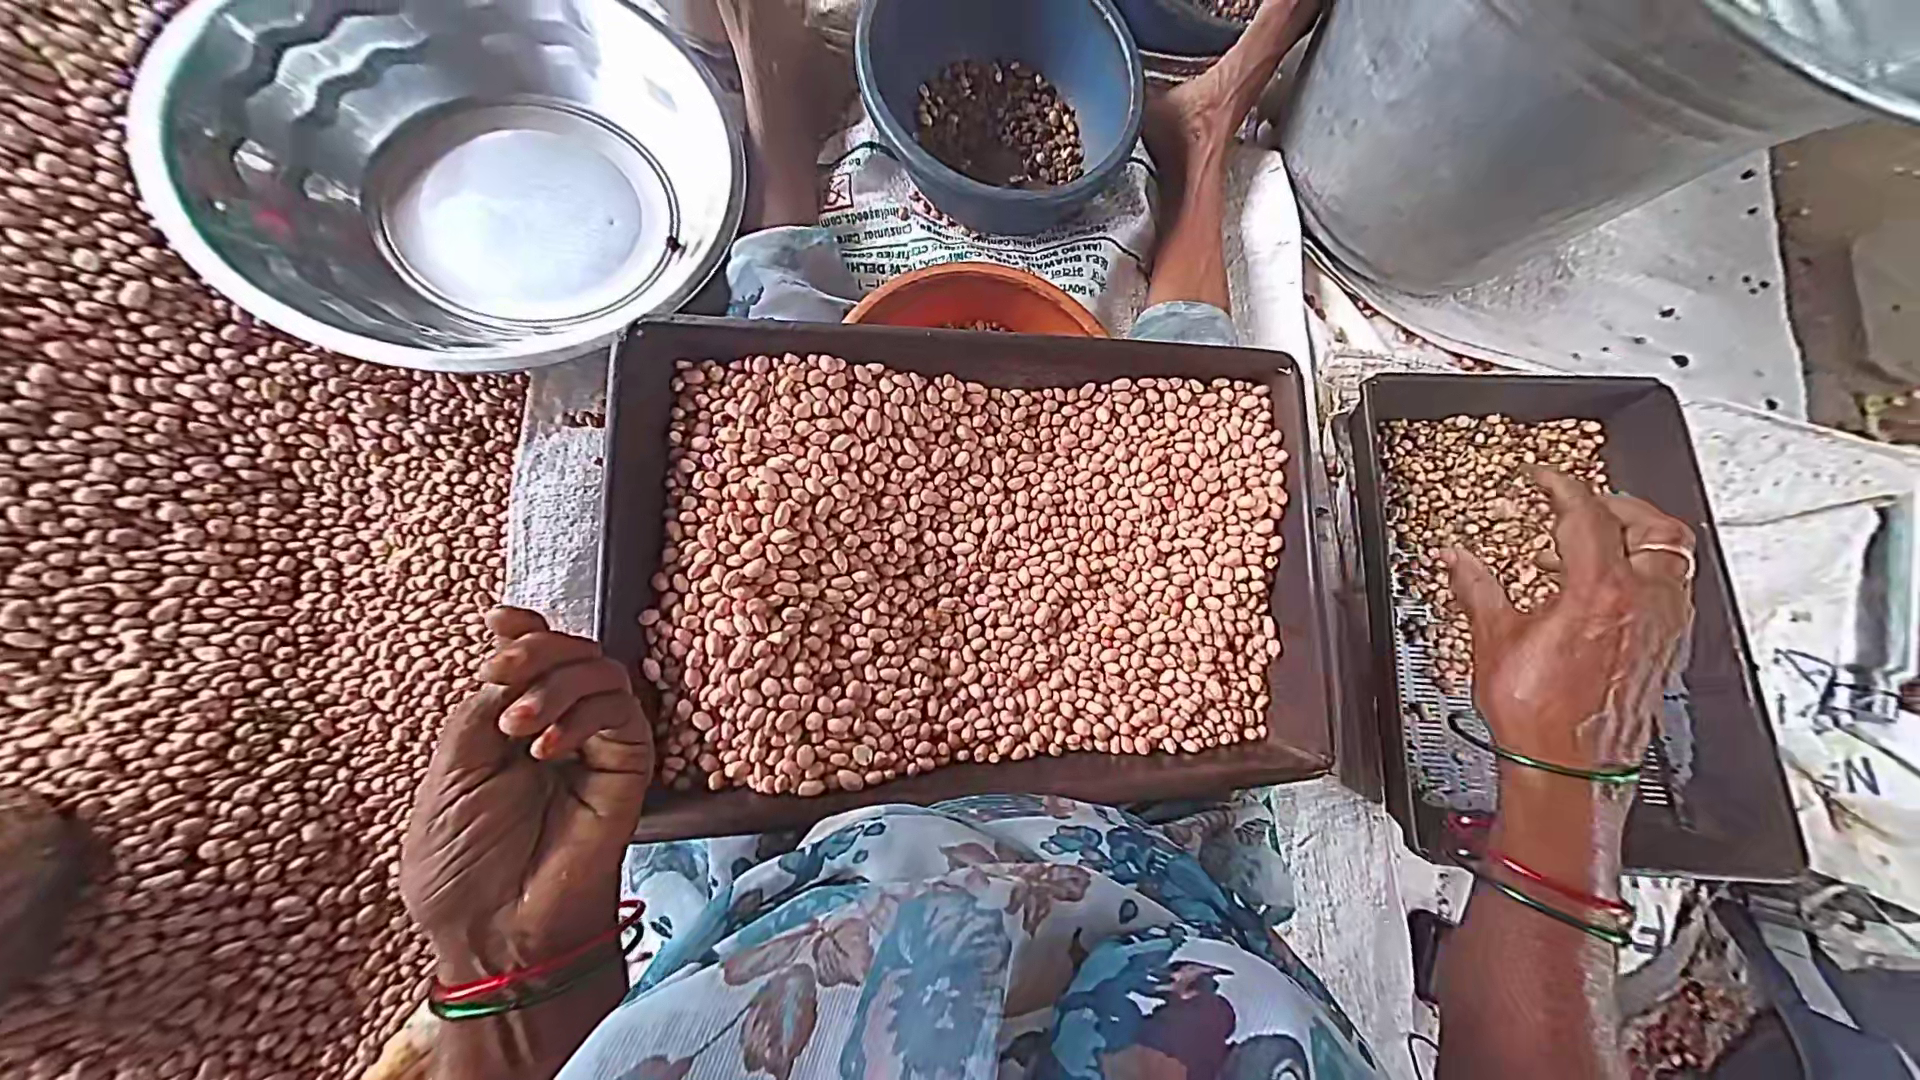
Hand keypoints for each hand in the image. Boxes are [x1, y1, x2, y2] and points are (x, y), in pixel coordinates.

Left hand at [400, 608, 654, 981]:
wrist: (498, 924)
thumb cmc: (465, 858)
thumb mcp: (452, 773)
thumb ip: (485, 707)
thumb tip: (511, 647)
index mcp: (521, 720)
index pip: (537, 659)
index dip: (527, 630)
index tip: (501, 619)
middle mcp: (567, 719)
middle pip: (575, 653)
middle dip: (540, 651)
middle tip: (504, 674)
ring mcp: (602, 737)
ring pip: (602, 672)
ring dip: (559, 684)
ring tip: (520, 726)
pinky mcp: (632, 757)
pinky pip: (621, 710)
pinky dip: (584, 716)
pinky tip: (549, 750)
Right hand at [1444, 468, 1694, 772]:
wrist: (1569, 763)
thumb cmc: (1535, 709)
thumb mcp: (1492, 636)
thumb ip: (1477, 586)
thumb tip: (1456, 558)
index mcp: (1600, 594)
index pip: (1588, 518)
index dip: (1562, 487)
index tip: (1542, 476)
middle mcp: (1645, 604)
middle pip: (1654, 529)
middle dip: (1615, 505)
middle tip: (1577, 500)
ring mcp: (1662, 626)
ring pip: (1667, 559)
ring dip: (1625, 539)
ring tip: (1572, 546)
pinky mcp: (1663, 646)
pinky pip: (1664, 590)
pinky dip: (1633, 571)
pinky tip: (1589, 588)